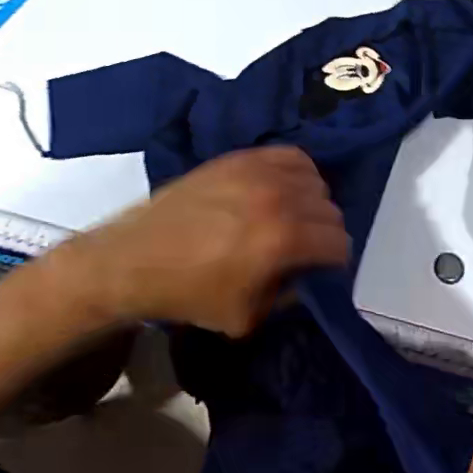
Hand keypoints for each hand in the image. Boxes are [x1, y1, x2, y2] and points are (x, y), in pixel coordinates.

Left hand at [72, 146, 348, 335]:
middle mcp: (279, 198)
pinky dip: (297, 172)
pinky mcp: (241, 157)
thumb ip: (288, 295)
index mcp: (283, 240)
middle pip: (330, 210)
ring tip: (292, 216)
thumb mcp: (246, 316)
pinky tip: (282, 189)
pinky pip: (291, 155)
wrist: (134, 258)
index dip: (335, 261)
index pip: (339, 242)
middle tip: (304, 247)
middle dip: (325, 233)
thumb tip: (307, 276)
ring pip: (316, 180)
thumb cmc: (188, 293)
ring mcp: (259, 171)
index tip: (321, 269)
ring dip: (312, 202)